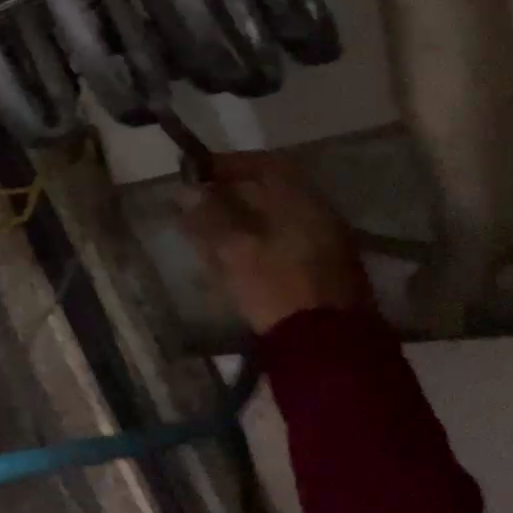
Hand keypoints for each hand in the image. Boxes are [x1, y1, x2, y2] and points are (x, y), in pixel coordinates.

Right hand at [179, 151, 372, 333]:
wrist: (326, 349)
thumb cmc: (277, 287)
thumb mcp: (233, 248)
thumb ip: (208, 215)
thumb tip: (186, 190)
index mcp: (305, 207)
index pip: (268, 166)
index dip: (230, 163)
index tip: (196, 171)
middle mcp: (320, 220)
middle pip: (271, 193)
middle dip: (228, 192)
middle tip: (193, 199)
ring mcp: (323, 248)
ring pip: (272, 219)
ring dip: (235, 217)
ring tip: (199, 226)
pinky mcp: (318, 273)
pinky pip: (278, 242)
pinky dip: (249, 238)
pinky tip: (224, 251)